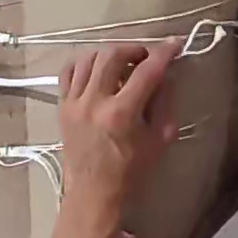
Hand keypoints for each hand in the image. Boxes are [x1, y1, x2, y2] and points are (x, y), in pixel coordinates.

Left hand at [58, 43, 178, 230]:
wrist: (94, 194)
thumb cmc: (131, 171)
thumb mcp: (159, 139)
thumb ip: (164, 103)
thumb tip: (166, 76)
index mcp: (122, 113)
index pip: (147, 71)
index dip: (163, 53)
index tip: (174, 44)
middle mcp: (95, 102)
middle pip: (113, 55)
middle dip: (134, 49)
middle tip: (146, 56)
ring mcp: (74, 103)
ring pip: (89, 59)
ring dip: (109, 54)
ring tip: (122, 62)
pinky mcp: (62, 107)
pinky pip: (69, 73)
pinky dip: (84, 64)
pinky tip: (97, 69)